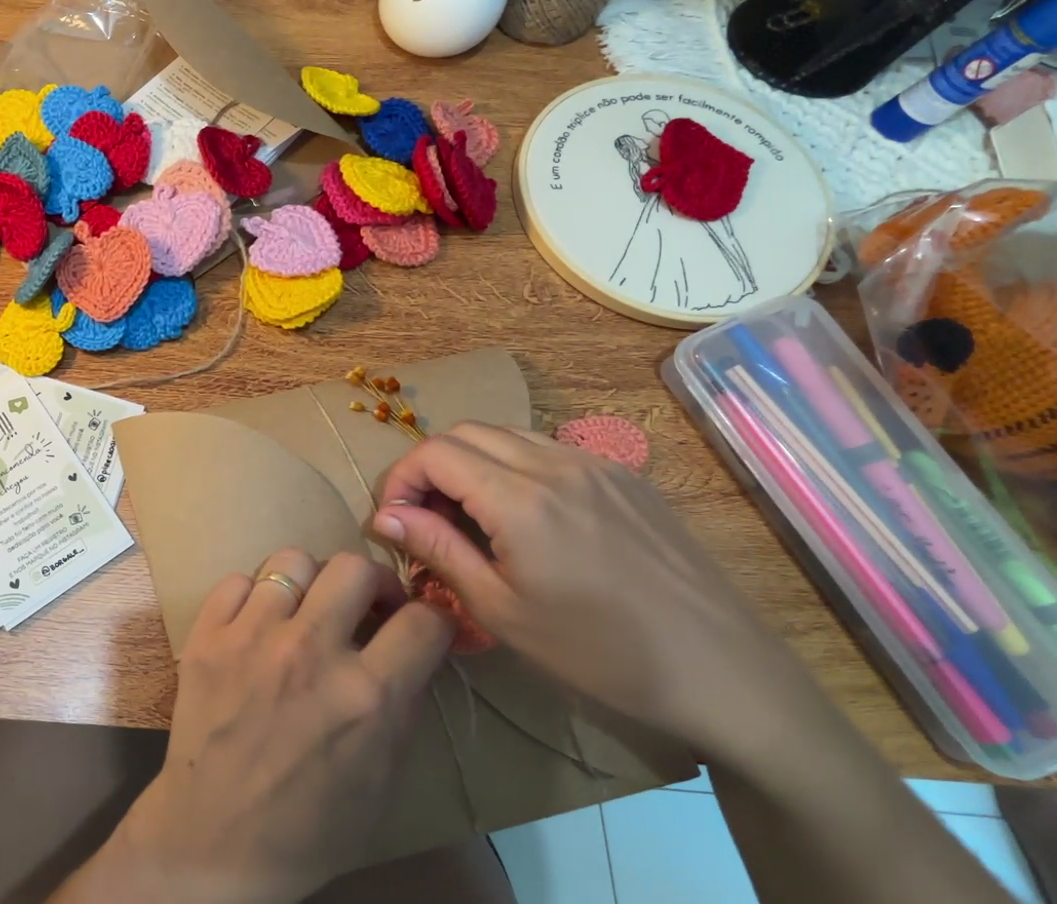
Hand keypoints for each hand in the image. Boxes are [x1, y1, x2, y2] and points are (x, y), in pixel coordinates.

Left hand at [60, 548, 452, 903]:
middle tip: (366, 607)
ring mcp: (252, 638)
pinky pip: (237, 581)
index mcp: (366, 695)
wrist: (216, 840)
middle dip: (373, 582)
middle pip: (355, 567)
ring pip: (292, 561)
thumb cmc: (309, 825)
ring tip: (306, 610)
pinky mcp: (207, 637)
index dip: (434, 620)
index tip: (422, 628)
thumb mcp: (382, 778)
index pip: (424, 619)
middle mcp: (311, 652)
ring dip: (310, 583)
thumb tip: (415, 652)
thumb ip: (402, 705)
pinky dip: (253, 595)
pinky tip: (258, 623)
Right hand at [369, 422, 808, 756]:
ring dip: (471, 463)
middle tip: (425, 521)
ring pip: (507, 435)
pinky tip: (524, 519)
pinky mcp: (626, 478)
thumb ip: (438, 550)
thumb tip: (384, 515)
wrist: (719, 671)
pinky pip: (549, 451)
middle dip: (429, 467)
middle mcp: (556, 463)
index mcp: (521, 498)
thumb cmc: (597, 653)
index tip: (392, 524)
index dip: (399, 480)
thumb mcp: (501, 610)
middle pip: (465, 432)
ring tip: (469, 519)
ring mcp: (597, 465)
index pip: (434, 452)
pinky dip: (514, 468)